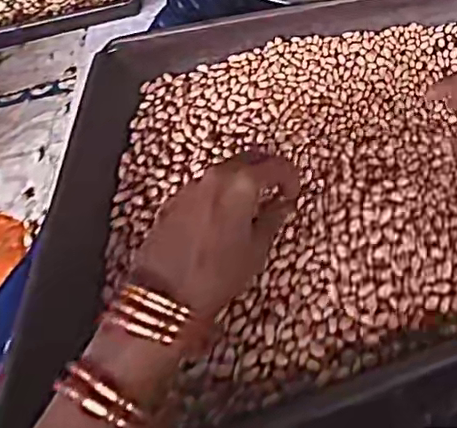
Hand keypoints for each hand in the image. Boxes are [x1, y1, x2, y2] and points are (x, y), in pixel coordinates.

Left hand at [130, 153, 299, 323]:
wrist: (163, 298)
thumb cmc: (216, 276)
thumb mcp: (255, 250)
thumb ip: (273, 218)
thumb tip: (283, 204)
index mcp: (242, 183)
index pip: (276, 165)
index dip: (290, 176)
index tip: (293, 192)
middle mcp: (217, 175)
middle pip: (250, 158)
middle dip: (267, 170)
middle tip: (277, 190)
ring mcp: (193, 185)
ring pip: (227, 170)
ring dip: (243, 180)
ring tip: (251, 205)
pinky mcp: (175, 199)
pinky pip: (207, 185)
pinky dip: (221, 192)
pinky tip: (223, 217)